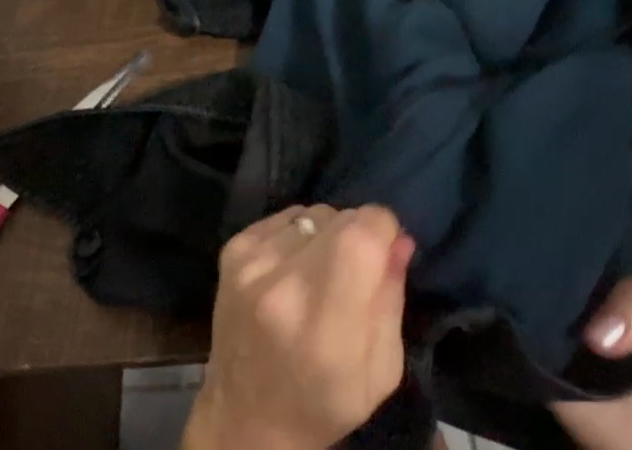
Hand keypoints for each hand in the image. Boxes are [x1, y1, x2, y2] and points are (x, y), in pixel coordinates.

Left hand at [181, 204, 416, 449]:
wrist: (245, 418)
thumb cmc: (322, 403)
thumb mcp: (381, 369)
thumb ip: (391, 298)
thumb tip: (400, 239)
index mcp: (325, 323)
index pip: (362, 233)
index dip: (384, 230)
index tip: (387, 250)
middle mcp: (282, 284)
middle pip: (339, 218)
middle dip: (358, 234)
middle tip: (355, 272)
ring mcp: (250, 264)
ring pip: (312, 214)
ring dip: (326, 235)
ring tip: (320, 273)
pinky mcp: (232, 251)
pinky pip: (283, 217)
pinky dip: (297, 235)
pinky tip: (293, 268)